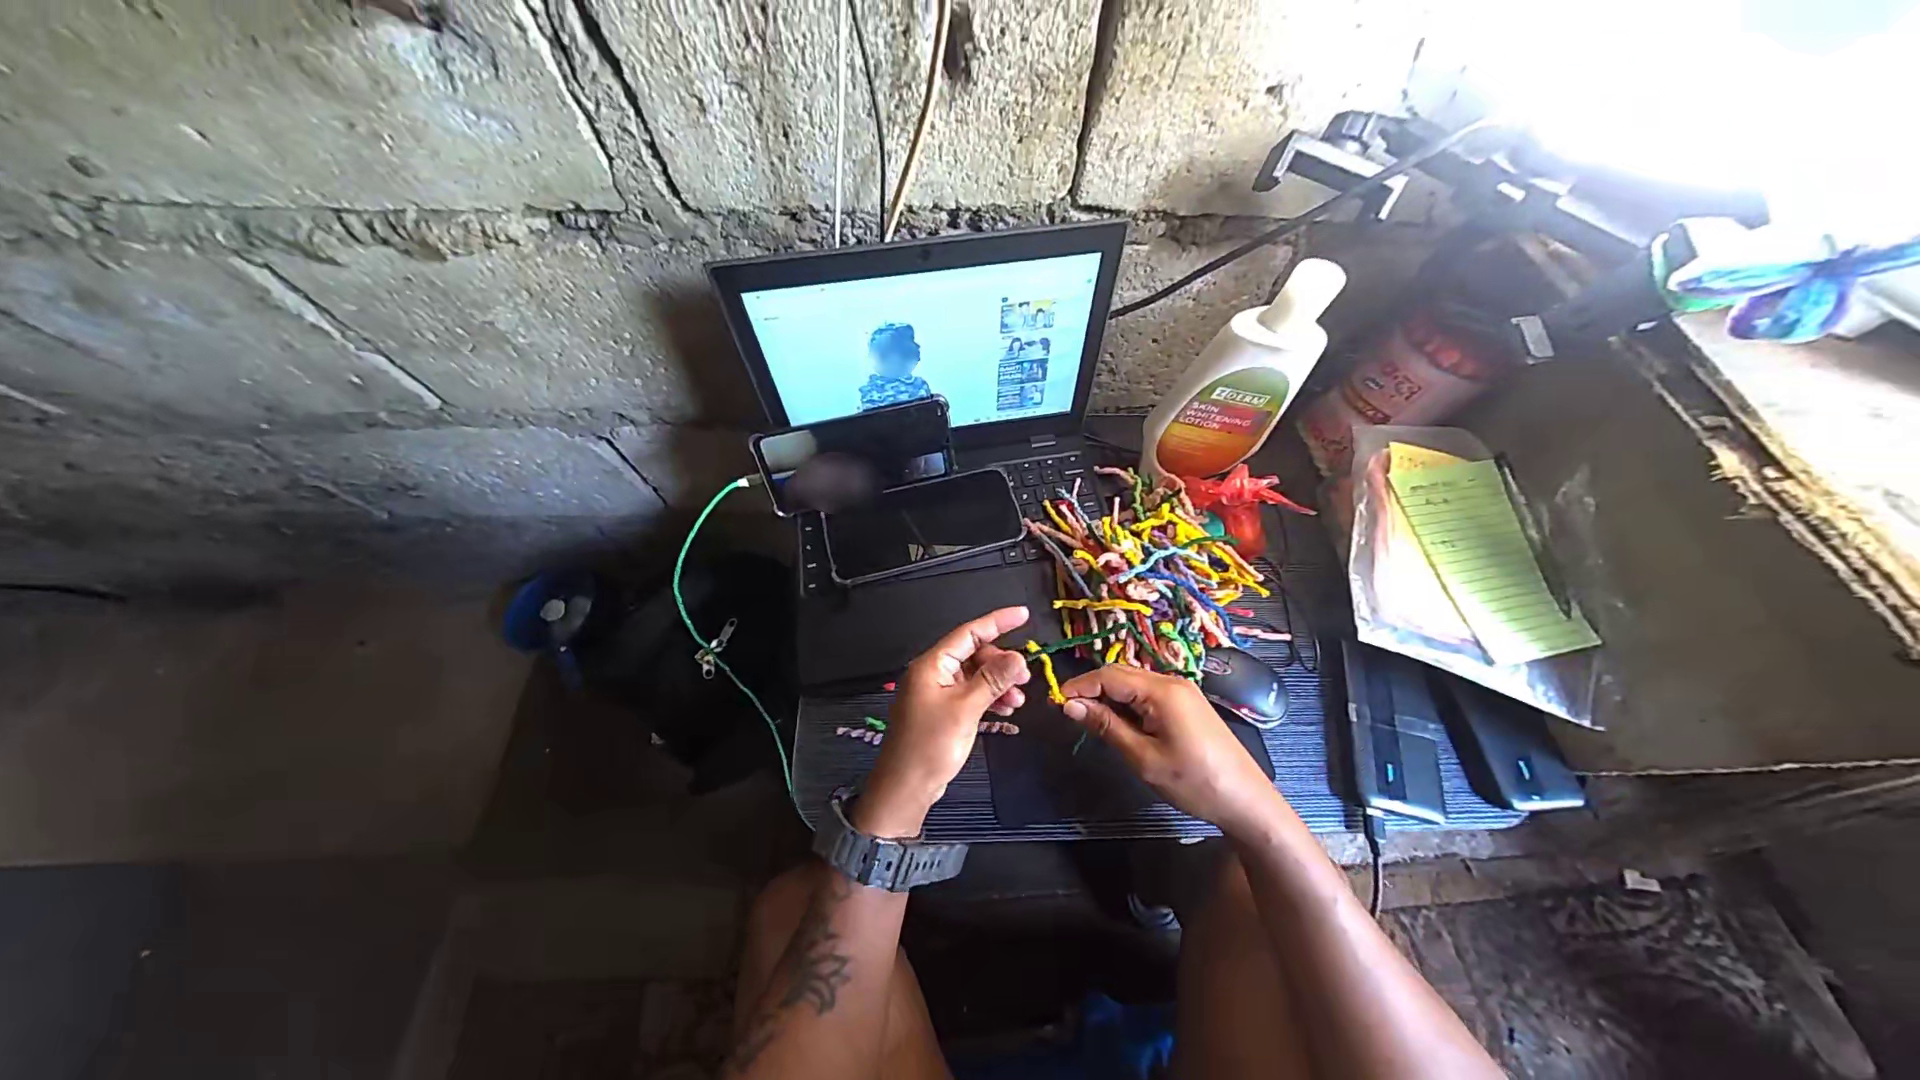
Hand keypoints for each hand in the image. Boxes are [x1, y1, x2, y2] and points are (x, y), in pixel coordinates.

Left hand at [856, 607, 1031, 837]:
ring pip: (975, 675)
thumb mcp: (966, 709)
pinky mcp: (942, 710)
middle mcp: (933, 672)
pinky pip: (971, 693)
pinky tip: (1006, 708)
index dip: (997, 622)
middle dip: (1002, 662)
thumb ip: (992, 679)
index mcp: (932, 664)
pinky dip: (989, 697)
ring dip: (999, 682)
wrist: (905, 787)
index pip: (969, 633)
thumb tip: (1017, 657)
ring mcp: (937, 692)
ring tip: (1018, 699)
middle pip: (974, 654)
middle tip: (1025, 678)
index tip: (1023, 614)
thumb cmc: (930, 745)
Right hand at [1060, 665, 1287, 839]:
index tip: (1056, 702)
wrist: (1247, 801)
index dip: (1080, 686)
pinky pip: (1148, 693)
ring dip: (1109, 696)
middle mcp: (1172, 682)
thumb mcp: (1143, 758)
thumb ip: (1106, 726)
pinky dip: (1127, 703)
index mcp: (1162, 690)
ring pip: (1134, 683)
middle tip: (1067, 712)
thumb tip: (1070, 705)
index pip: (1109, 675)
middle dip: (1092, 689)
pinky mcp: (1187, 704)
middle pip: (1121, 674)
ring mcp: (1182, 692)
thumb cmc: (1194, 782)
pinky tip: (1118, 722)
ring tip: (1088, 719)